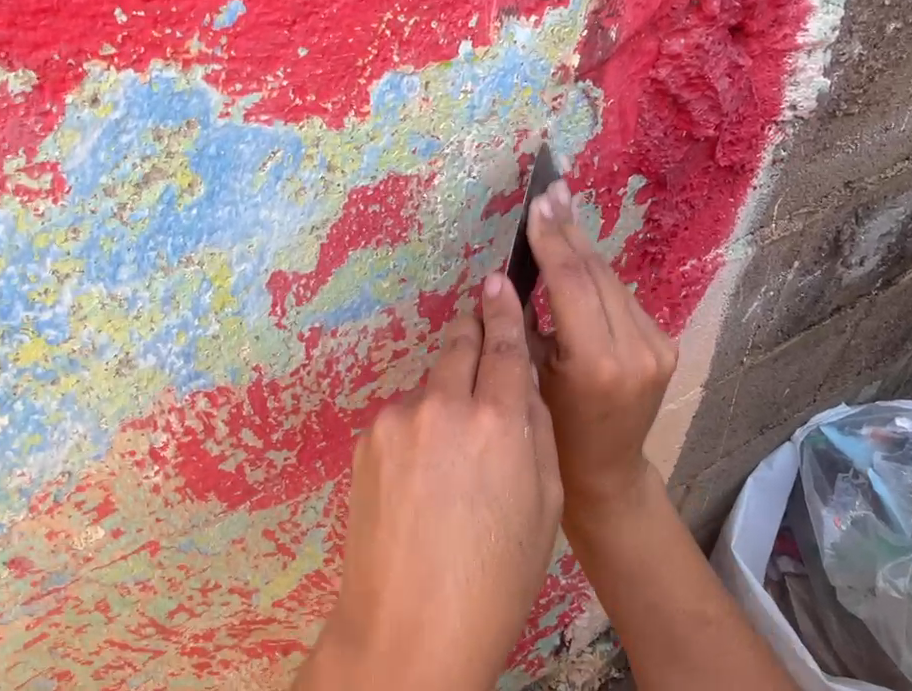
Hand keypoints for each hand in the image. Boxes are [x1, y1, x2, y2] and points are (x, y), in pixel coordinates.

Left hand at [297, 272, 563, 689]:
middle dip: (474, 334)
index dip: (504, 310)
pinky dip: (419, 424)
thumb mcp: (544, 504)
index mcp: (499, 422)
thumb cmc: (497, 579)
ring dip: (446, 392)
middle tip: (483, 329)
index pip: (505, 344)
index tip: (500, 282)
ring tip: (455, 448)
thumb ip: (534, 428)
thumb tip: (520, 379)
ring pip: (430, 383)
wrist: (409, 630)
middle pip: (460, 345)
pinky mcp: (368, 438)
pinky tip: (423, 472)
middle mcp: (444, 405)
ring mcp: (398, 419)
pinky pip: (404, 415)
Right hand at [524, 180, 678, 522]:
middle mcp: (635, 350)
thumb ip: (526, 324)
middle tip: (550, 189)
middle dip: (569, 230)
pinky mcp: (665, 346)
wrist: (607, 470)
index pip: (572, 283)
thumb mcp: (530, 377)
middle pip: (596, 273)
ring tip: (559, 209)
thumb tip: (510, 274)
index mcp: (597, 363)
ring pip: (611, 280)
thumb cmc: (553, 431)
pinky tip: (577, 252)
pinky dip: (596, 274)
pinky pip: (622, 298)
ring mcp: (657, 347)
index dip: (552, 240)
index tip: (536, 204)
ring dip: (583, 246)